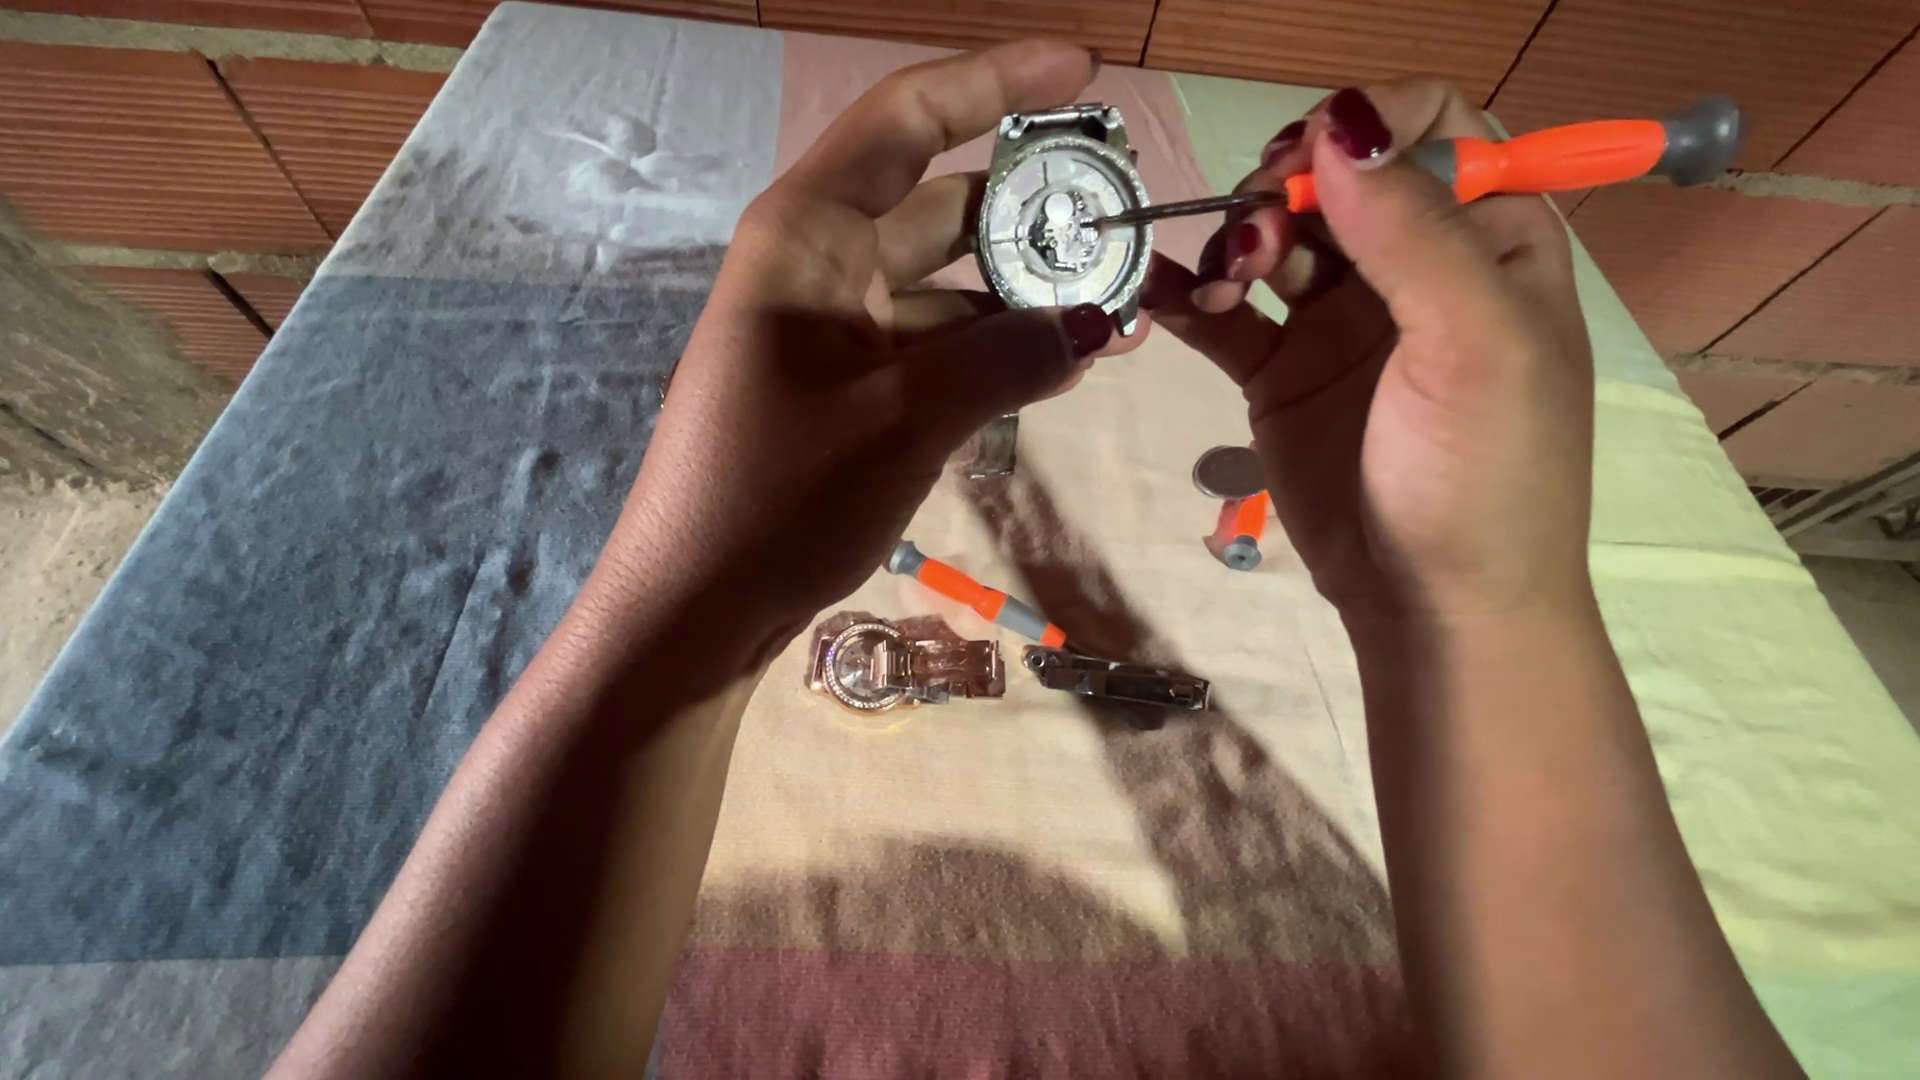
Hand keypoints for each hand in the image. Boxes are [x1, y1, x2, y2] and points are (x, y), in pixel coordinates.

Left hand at [606, 41, 1144, 646]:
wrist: (700, 604)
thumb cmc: (781, 496)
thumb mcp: (906, 419)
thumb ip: (1007, 359)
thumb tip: (1094, 327)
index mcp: (807, 236)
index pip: (907, 120)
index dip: (995, 82)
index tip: (1082, 76)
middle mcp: (819, 268)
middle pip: (940, 209)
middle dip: (1032, 216)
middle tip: (1120, 227)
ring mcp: (834, 334)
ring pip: (945, 290)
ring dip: (1022, 302)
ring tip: (1111, 320)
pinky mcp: (849, 392)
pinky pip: (933, 351)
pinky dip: (991, 357)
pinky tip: (1055, 370)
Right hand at [1145, 80, 1592, 618]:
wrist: (1428, 599)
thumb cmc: (1481, 473)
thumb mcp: (1473, 343)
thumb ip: (1413, 230)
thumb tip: (1337, 124)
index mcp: (1489, 240)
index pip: (1430, 129)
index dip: (1364, 128)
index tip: (1304, 165)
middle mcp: (1408, 269)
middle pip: (1332, 182)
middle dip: (1282, 192)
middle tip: (1253, 242)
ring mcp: (1337, 323)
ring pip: (1274, 243)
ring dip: (1235, 246)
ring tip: (1222, 289)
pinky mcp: (1280, 374)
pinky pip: (1227, 319)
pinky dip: (1189, 300)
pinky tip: (1157, 294)